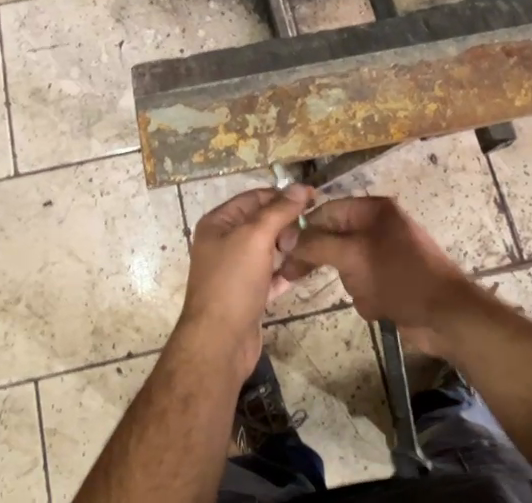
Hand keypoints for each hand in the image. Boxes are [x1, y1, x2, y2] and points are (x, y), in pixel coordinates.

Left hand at [177, 185, 317, 373]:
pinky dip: (286, 271)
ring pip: (267, 249)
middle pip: (261, 223)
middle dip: (286, 223)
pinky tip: (304, 269)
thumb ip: (278, 211)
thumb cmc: (233, 282)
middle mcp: (224, 243)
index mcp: (218, 223)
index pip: (254, 198)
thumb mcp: (255, 238)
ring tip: (313, 246)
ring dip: (289, 246)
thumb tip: (298, 187)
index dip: (282, 195)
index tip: (313, 197)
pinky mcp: (247, 294)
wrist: (220, 342)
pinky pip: (270, 275)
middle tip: (312, 227)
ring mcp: (235, 270)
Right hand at [283, 196, 478, 343]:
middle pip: (335, 240)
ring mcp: (386, 255)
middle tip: (296, 276)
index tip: (281, 250)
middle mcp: (379, 227)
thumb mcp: (353, 256)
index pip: (327, 211)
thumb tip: (286, 238)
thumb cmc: (400, 276)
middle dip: (331, 263)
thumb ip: (316, 245)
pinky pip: (364, 285)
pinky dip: (367, 297)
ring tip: (369, 294)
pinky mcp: (392, 280)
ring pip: (347, 267)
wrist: (447, 316)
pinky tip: (381, 306)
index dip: (303, 230)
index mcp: (374, 210)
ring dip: (353, 284)